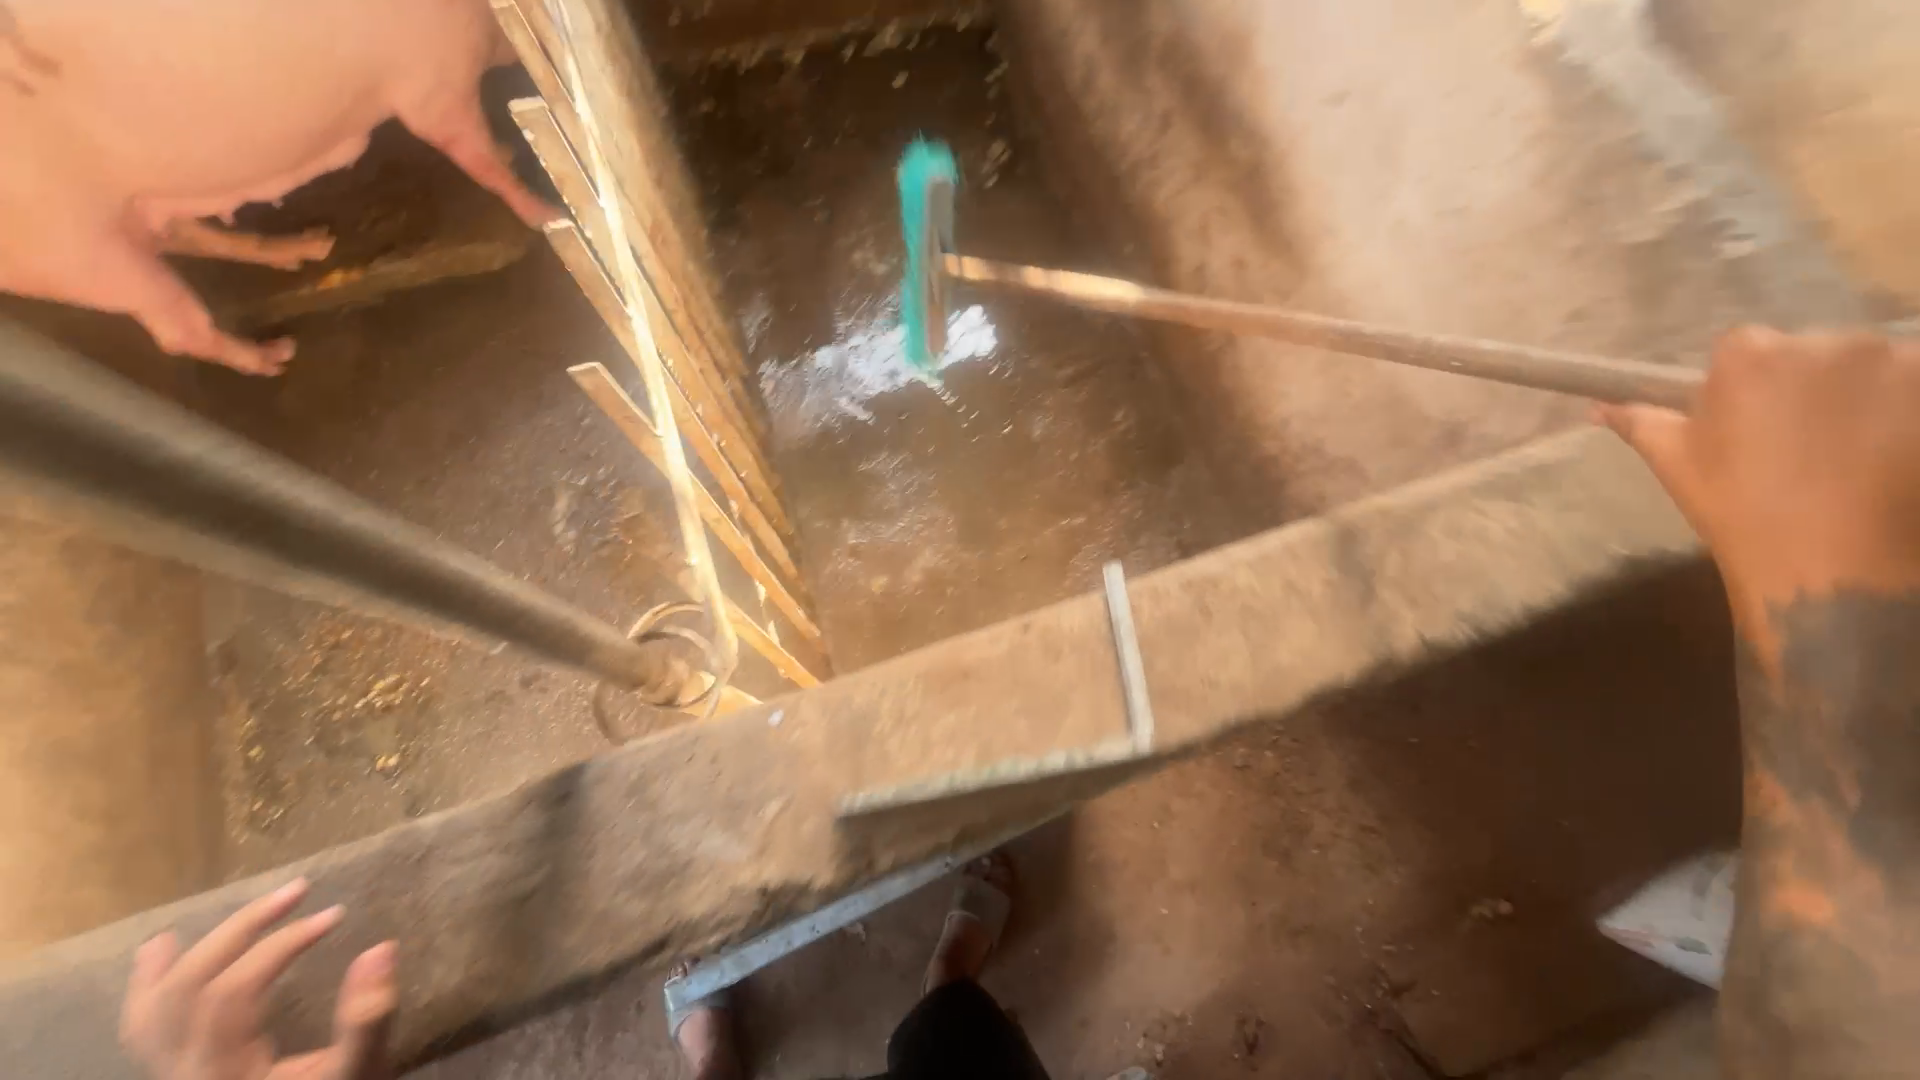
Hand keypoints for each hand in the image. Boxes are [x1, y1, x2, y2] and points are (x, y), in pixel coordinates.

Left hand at [120, 878, 396, 1079]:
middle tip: (299, 890)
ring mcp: (170, 1076)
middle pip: (188, 987)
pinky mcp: (176, 1075)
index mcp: (223, 1070)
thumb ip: (368, 1017)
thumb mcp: (358, 1072)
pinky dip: (151, 984)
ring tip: (229, 911)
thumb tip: (381, 946)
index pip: (234, 989)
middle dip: (244, 929)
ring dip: (194, 950)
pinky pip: (145, 1027)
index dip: (283, 943)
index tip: (338, 915)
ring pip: (152, 1008)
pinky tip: (161, 955)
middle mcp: (181, 1073)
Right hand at [1596, 327, 1919, 662]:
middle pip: (1810, 351)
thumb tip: (1597, 407)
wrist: (1832, 557)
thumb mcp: (1676, 463)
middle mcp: (1828, 343)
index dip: (1740, 384)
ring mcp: (1898, 363)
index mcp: (1750, 356)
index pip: (1742, 346)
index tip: (1742, 422)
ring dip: (1859, 394)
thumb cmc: (1738, 506)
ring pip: (1867, 367)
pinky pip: (1913, 386)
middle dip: (1802, 385)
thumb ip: (1639, 422)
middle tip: (1793, 441)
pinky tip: (1882, 450)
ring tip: (1845, 450)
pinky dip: (1901, 410)